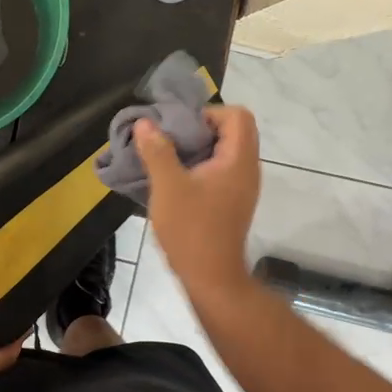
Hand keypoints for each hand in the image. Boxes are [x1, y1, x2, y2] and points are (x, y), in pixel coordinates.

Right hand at [134, 105, 263, 297]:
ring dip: (196, 148)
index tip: (179, 129)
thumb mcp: (167, 186)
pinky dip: (199, 166)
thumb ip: (157, 151)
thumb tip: (145, 123)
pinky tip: (173, 181)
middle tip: (168, 141)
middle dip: (198, 129)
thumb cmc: (191, 229)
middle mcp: (247, 169)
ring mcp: (241, 187)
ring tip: (166, 159)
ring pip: (224, 151)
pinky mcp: (232, 201)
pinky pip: (219, 169)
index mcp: (238, 160)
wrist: (211, 277)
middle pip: (232, 130)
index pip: (237, 115)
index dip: (208, 114)